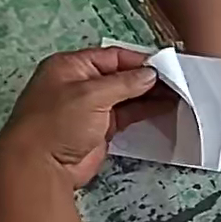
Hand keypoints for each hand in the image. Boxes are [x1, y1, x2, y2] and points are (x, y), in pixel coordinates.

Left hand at [0, 46, 174, 189]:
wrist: (42, 165)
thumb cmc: (58, 123)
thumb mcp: (91, 95)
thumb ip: (124, 83)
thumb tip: (151, 75)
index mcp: (72, 66)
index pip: (113, 56)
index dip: (140, 61)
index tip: (167, 68)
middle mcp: (82, 84)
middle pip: (122, 76)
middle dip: (148, 79)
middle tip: (178, 84)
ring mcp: (93, 107)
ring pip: (128, 96)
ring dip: (150, 96)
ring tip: (178, 96)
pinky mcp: (102, 128)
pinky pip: (128, 115)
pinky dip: (146, 112)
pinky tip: (164, 109)